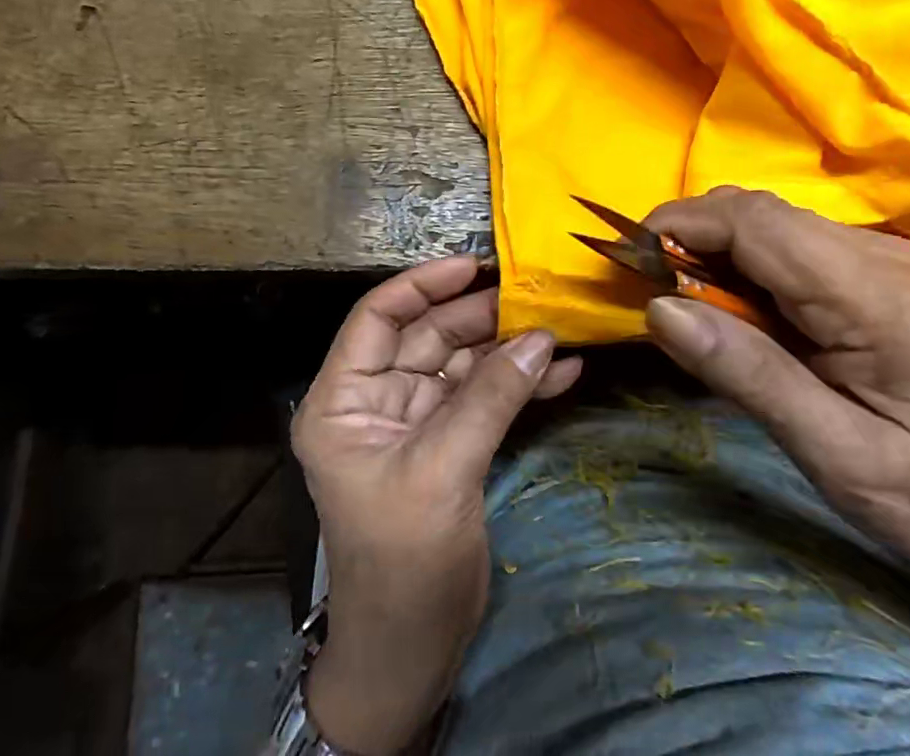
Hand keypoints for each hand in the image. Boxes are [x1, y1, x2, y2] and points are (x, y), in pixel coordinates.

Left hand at [292, 254, 580, 753]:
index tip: (474, 265)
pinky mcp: (455, 443)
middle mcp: (379, 401)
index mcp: (345, 400)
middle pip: (430, 337)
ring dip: (510, 349)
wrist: (413, 643)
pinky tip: (564, 374)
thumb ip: (490, 399)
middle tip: (537, 299)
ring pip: (466, 365)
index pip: (377, 318)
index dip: (422, 286)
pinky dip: (523, 385)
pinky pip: (488, 399)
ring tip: (560, 332)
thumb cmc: (402, 558)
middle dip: (481, 317)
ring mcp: (420, 422)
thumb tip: (543, 337)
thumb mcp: (441, 470)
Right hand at [641, 187, 909, 619]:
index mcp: (886, 305)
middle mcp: (891, 260)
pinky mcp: (880, 266)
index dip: (688, 225)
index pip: (766, 227)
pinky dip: (746, 264)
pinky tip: (738, 311)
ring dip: (716, 250)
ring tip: (687, 304)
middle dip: (694, 236)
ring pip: (775, 223)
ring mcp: (890, 256)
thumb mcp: (834, 456)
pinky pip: (793, 244)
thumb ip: (751, 377)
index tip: (631, 258)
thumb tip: (661, 308)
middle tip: (651, 289)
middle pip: (766, 214)